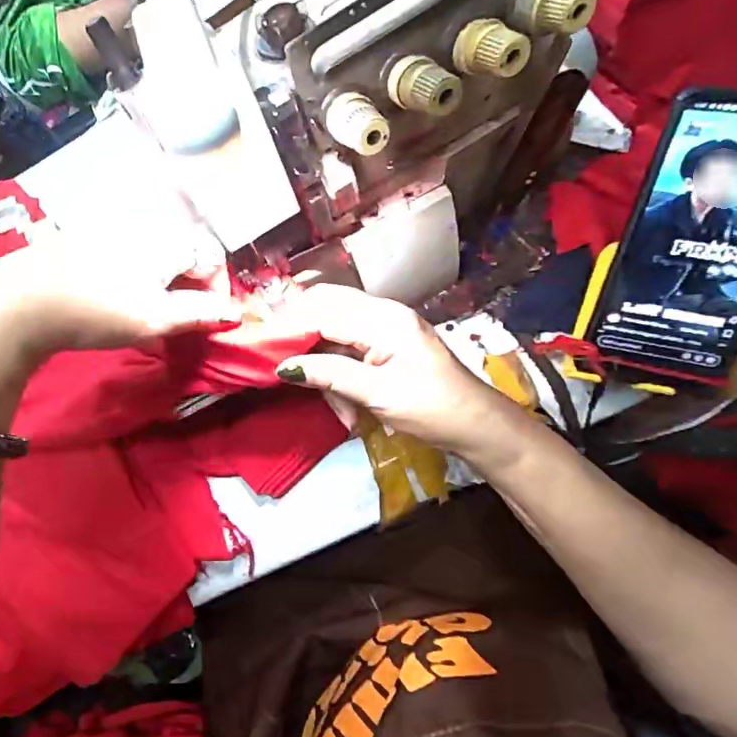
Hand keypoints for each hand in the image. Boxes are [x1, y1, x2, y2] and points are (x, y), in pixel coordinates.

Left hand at [0, 228, 241, 357]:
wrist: (19, 302)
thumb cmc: (95, 310)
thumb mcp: (155, 319)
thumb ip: (200, 313)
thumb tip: (236, 312)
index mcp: (167, 235)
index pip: (212, 256)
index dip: (216, 289)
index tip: (205, 319)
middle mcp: (143, 218)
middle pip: (184, 246)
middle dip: (188, 280)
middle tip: (175, 315)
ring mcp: (109, 221)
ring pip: (154, 244)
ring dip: (161, 273)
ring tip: (144, 304)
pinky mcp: (81, 231)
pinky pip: (125, 244)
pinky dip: (132, 266)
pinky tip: (112, 289)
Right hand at [273, 284, 538, 471]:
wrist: (479, 426)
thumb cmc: (434, 409)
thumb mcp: (380, 395)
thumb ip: (331, 376)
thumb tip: (285, 368)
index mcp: (385, 320)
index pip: (323, 310)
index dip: (288, 324)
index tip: (258, 342)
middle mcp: (382, 315)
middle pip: (324, 310)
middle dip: (300, 339)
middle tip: (279, 366)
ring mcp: (384, 329)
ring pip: (332, 333)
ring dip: (324, 369)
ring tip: (339, 410)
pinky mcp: (384, 346)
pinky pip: (346, 350)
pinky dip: (338, 376)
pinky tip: (347, 408)